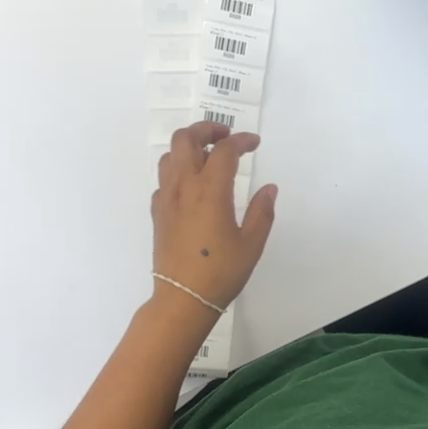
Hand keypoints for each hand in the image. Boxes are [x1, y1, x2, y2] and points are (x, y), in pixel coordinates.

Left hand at [151, 122, 277, 315]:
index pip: (225, 150)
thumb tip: (269, 189)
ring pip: (169, 156)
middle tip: (224, 137)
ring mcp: (166, 199)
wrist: (183, 298)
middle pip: (186, 139)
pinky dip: (177, 172)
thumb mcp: (251, 244)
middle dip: (206, 130)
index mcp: (210, 191)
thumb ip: (262, 212)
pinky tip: (190, 187)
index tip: (254, 143)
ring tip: (206, 157)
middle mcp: (184, 187)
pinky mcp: (158, 214)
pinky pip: (163, 180)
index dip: (241, 141)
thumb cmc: (221, 273)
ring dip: (187, 148)